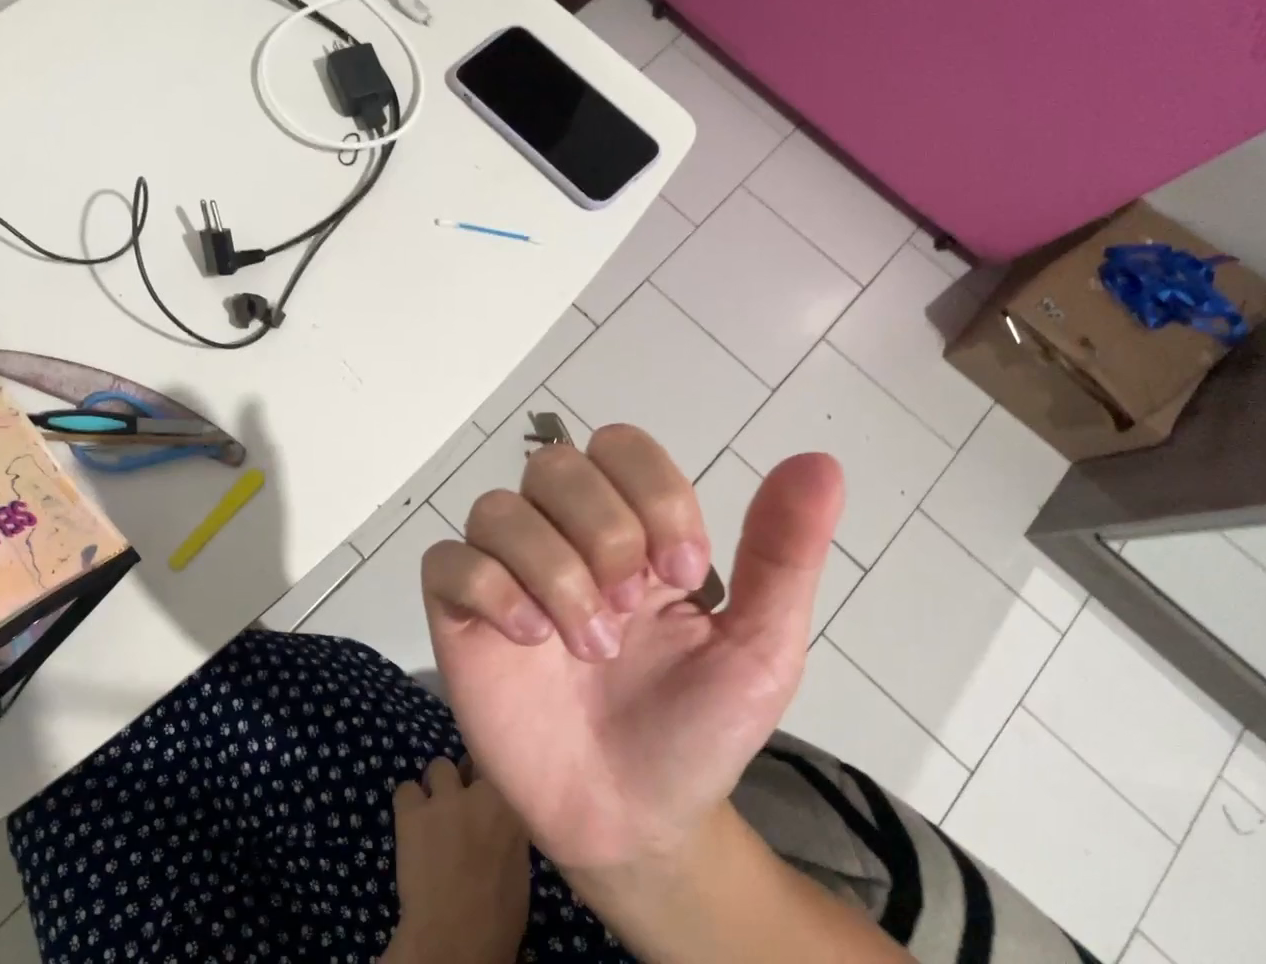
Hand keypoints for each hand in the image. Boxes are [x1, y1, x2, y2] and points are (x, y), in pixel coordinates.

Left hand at [382, 758, 529, 963]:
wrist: (456, 934)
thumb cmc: (497, 913)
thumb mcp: (518, 863)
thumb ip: (507, 830)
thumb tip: (496, 820)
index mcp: (513, 807)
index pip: (499, 767)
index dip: (488, 777)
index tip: (484, 791)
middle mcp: (480, 793)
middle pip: (468, 762)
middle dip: (464, 780)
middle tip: (459, 804)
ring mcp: (444, 798)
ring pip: (438, 765)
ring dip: (436, 786)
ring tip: (434, 811)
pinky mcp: (411, 810)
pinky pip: (405, 788)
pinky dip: (408, 802)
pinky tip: (410, 822)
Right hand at [421, 425, 842, 873]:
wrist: (635, 819)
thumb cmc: (697, 732)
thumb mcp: (760, 649)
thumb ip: (782, 556)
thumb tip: (818, 460)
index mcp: (633, 537)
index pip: (620, 447)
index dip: (651, 492)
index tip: (685, 575)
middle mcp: (562, 541)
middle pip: (552, 464)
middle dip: (600, 531)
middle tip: (628, 609)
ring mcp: (506, 577)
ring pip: (497, 508)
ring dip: (551, 570)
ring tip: (587, 646)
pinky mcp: (459, 617)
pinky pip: (447, 562)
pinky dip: (490, 588)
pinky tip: (527, 638)